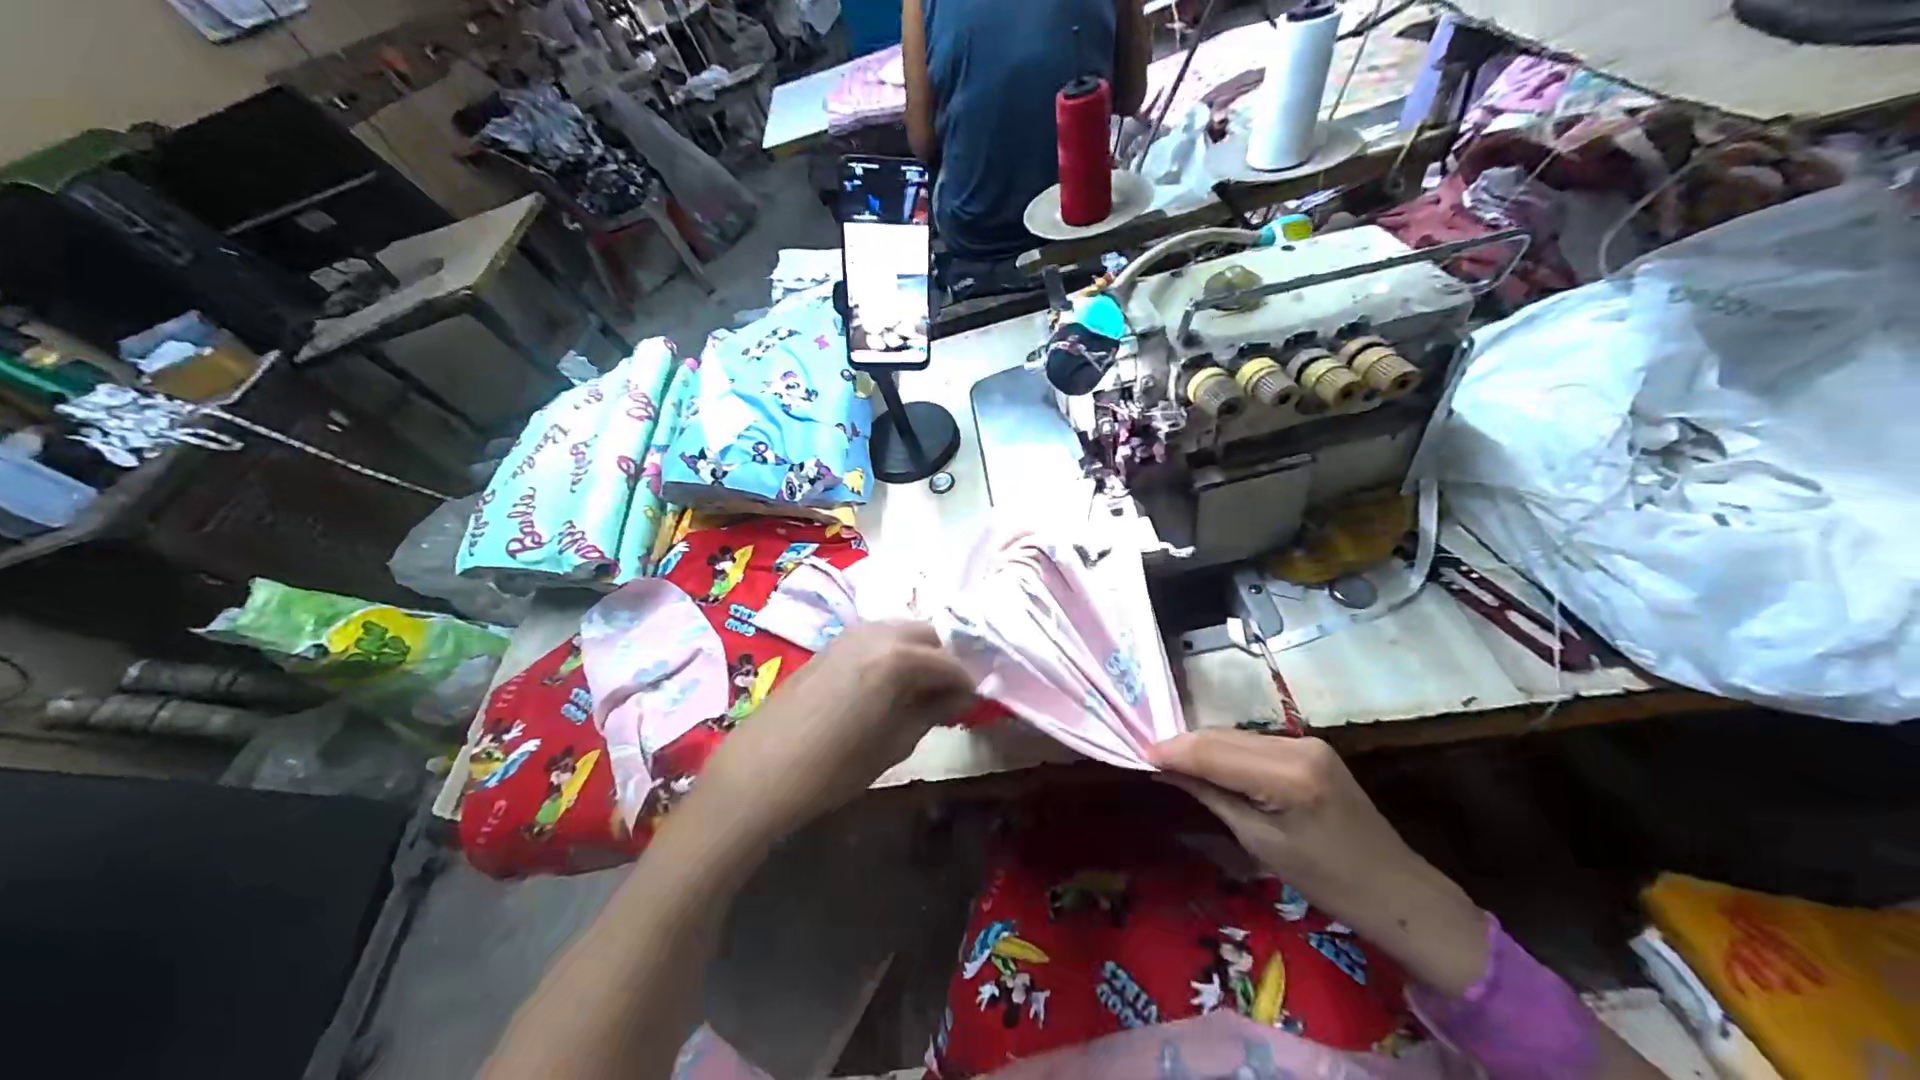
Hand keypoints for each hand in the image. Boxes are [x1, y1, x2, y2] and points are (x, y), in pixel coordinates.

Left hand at [693, 621, 973, 844]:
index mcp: (898, 658)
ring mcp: (849, 635)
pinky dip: (890, 653)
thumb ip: (932, 711)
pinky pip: (874, 638)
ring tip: (916, 692)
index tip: (971, 705)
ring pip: (899, 632)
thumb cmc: (834, 767)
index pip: (950, 664)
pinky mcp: (829, 645)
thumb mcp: (895, 744)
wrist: (761, 771)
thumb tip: (959, 697)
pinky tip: (885, 686)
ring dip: (916, 654)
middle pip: (927, 635)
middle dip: (942, 661)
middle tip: (944, 697)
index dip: (966, 685)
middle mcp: (876, 634)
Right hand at [1148, 730, 1490, 994]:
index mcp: (1289, 775)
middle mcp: (1298, 745)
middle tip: (1147, 756)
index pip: (1215, 752)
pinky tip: (1207, 762)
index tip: (1138, 753)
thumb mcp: (1258, 841)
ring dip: (1202, 745)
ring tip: (1170, 760)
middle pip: (1224, 736)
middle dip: (1183, 744)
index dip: (1173, 751)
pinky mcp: (1310, 747)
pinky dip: (1226, 750)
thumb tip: (1164, 769)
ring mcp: (1307, 742)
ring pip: (1236, 735)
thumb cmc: (1325, 880)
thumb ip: (1210, 795)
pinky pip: (1254, 742)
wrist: (1395, 888)